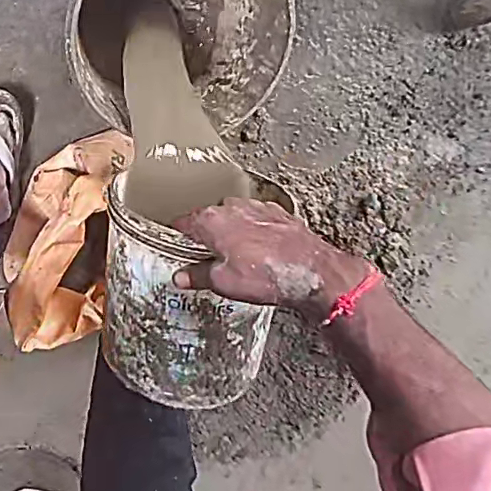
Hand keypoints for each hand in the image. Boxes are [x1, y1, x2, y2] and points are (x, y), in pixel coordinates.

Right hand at [172, 197, 369, 312]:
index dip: (177, 236)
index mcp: (211, 221)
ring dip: (229, 231)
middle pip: (207, 218)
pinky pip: (255, 219)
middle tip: (204, 256)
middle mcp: (231, 208)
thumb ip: (197, 276)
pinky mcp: (277, 213)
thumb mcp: (223, 282)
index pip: (182, 223)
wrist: (314, 272)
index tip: (176, 246)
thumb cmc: (267, 276)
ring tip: (233, 254)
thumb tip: (181, 276)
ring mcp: (256, 208)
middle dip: (205, 235)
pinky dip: (252, 231)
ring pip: (232, 217)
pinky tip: (257, 250)